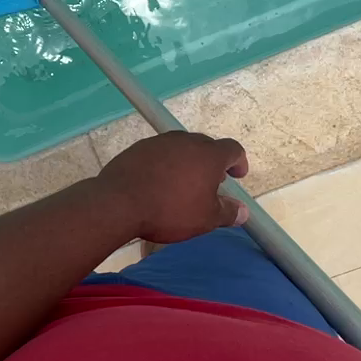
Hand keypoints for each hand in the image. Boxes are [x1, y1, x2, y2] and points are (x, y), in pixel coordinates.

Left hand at [96, 132, 250, 242]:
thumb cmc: (170, 210)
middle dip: (212, 162)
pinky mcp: (137, 149)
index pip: (232, 149)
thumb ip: (227, 212)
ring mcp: (159, 142)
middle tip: (211, 182)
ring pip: (180, 148)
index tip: (237, 175)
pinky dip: (164, 164)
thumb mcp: (205, 219)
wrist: (119, 203)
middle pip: (205, 146)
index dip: (238, 161)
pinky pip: (158, 154)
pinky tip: (158, 183)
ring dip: (187, 162)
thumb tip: (242, 211)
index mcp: (208, 154)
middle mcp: (185, 141)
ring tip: (183, 184)